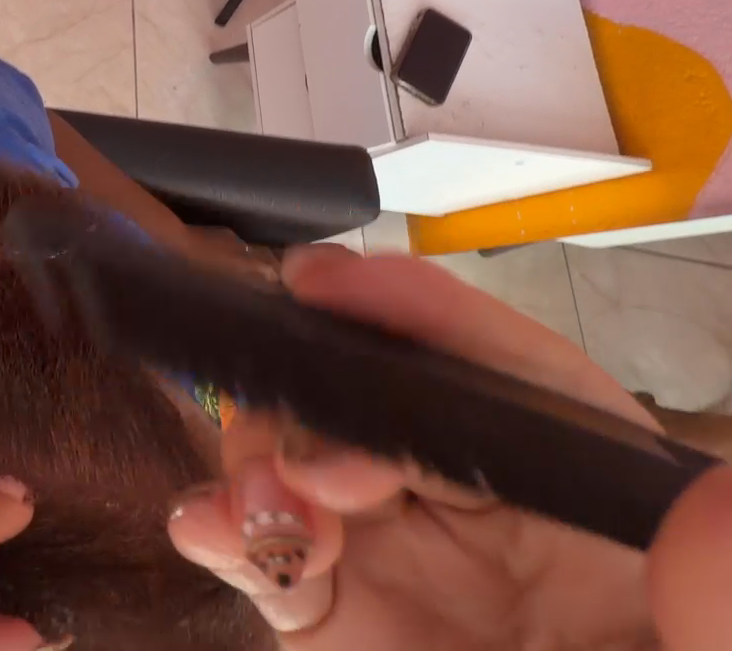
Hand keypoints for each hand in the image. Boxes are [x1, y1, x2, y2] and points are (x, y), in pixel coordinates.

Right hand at [166, 246, 731, 650]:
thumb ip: (724, 607)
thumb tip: (705, 498)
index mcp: (599, 519)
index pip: (514, 383)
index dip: (420, 318)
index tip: (325, 286)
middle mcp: (484, 517)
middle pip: (370, 403)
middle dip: (322, 411)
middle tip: (317, 476)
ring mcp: (392, 558)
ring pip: (291, 456)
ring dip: (257, 463)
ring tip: (267, 519)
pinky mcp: (318, 605)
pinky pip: (248, 540)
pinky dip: (216, 521)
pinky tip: (214, 530)